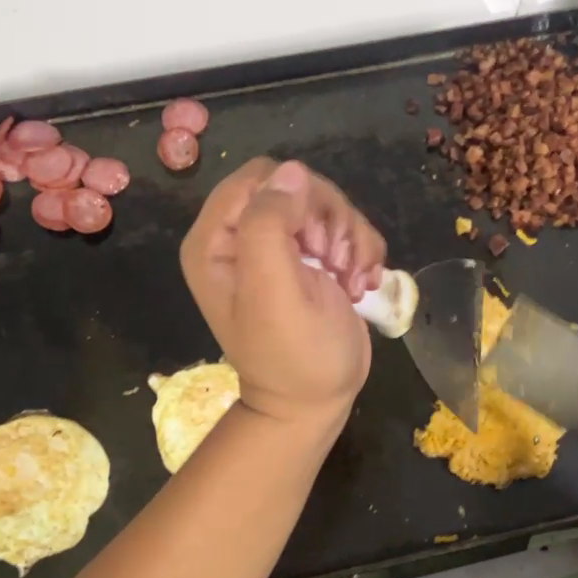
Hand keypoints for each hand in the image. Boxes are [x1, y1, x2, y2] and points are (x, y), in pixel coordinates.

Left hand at [180, 159, 387, 430]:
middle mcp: (243, 238)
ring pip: (327, 206)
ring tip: (352, 280)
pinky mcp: (313, 262)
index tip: (314, 245)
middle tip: (336, 264)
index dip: (296, 200)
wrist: (315, 404)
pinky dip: (361, 252)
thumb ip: (269, 224)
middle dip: (330, 221)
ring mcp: (281, 249)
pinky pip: (345, 229)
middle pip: (297, 187)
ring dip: (351, 239)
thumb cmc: (292, 356)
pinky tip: (361, 285)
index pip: (259, 178)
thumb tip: (291, 173)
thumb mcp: (273, 291)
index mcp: (216, 241)